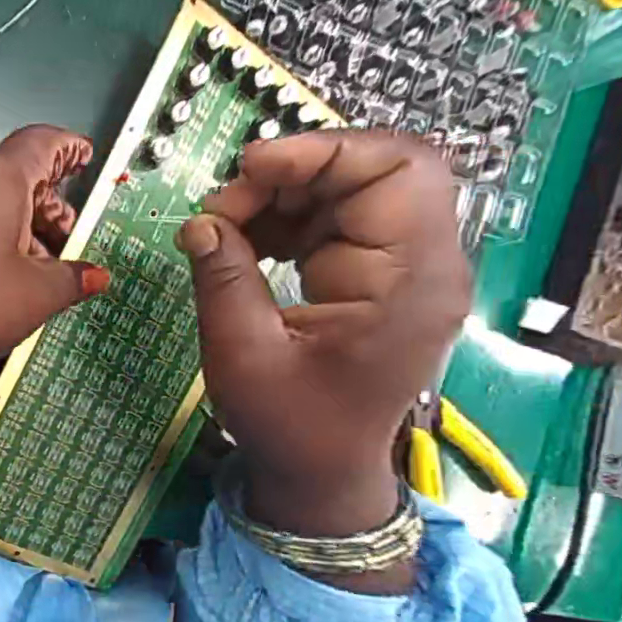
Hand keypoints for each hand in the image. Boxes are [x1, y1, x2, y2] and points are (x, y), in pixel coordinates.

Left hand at [0, 125, 111, 392]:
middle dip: (50, 206)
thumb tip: (95, 275)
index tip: (87, 162)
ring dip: (19, 230)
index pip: (43, 141)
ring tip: (38, 275)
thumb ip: (71, 280)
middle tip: (69, 248)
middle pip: (16, 176)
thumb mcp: (33, 296)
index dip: (70, 149)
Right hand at [176, 131, 470, 536]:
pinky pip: (336, 223)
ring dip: (282, 198)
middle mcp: (422, 263)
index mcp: (408, 281)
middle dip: (292, 175)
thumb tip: (199, 223)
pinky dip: (287, 222)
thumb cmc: (289, 422)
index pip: (396, 171)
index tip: (245, 169)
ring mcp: (402, 269)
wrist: (321, 471)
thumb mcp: (241, 354)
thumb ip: (223, 279)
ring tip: (222, 229)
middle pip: (375, 172)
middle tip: (221, 209)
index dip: (322, 151)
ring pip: (351, 192)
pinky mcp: (376, 278)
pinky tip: (245, 245)